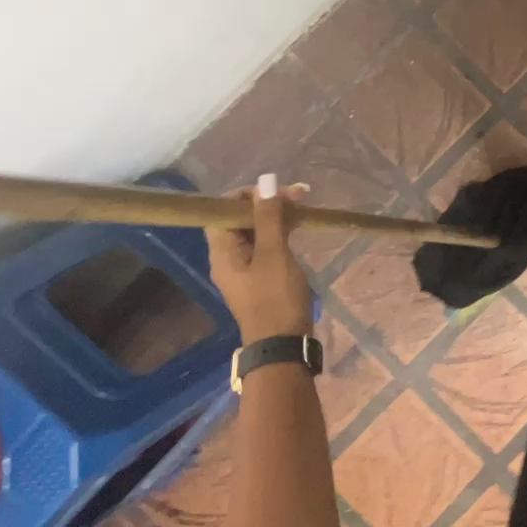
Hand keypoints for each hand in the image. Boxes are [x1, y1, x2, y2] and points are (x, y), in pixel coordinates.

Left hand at [206, 174, 315, 343]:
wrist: (283, 343)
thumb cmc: (275, 297)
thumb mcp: (274, 253)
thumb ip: (269, 217)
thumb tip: (266, 183)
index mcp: (222, 251)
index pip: (222, 211)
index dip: (245, 195)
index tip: (275, 191)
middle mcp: (228, 257)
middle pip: (240, 218)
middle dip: (268, 202)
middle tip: (301, 195)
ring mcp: (245, 267)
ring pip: (256, 230)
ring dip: (277, 215)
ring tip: (305, 206)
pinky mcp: (261, 275)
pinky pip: (266, 244)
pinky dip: (280, 231)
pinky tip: (299, 227)